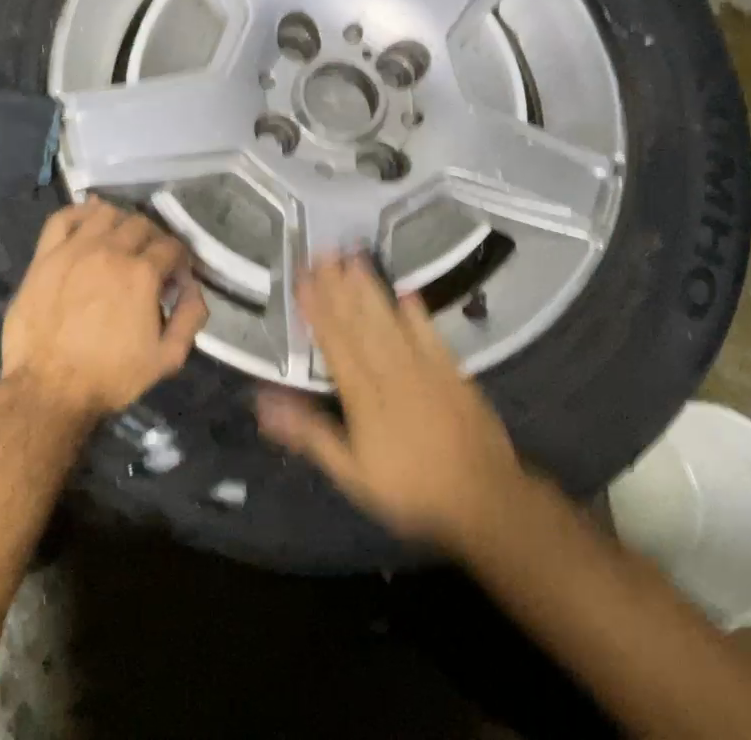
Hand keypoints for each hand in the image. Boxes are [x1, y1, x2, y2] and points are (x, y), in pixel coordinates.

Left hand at [0, 198, 208, 424]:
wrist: (49, 389)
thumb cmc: (111, 377)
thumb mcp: (167, 358)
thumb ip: (190, 318)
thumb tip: (193, 288)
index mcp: (142, 274)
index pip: (171, 247)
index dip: (179, 262)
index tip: (174, 281)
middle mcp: (109, 251)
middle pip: (141, 225)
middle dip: (153, 241)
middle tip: (150, 264)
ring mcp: (73, 250)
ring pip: (105, 214)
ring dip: (121, 223)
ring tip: (121, 244)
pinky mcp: (45, 256)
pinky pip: (64, 218)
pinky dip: (81, 213)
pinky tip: (89, 222)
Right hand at [255, 254, 526, 555]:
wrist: (485, 500)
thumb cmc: (410, 491)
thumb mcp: (351, 473)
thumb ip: (310, 434)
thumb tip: (266, 403)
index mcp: (364, 396)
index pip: (335, 343)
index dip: (317, 309)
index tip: (302, 278)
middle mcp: (393, 373)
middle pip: (361, 323)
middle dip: (340, 286)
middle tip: (324, 251)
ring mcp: (426, 370)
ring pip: (392, 322)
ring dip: (372, 290)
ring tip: (355, 258)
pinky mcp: (454, 374)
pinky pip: (432, 336)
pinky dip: (418, 314)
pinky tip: (406, 294)